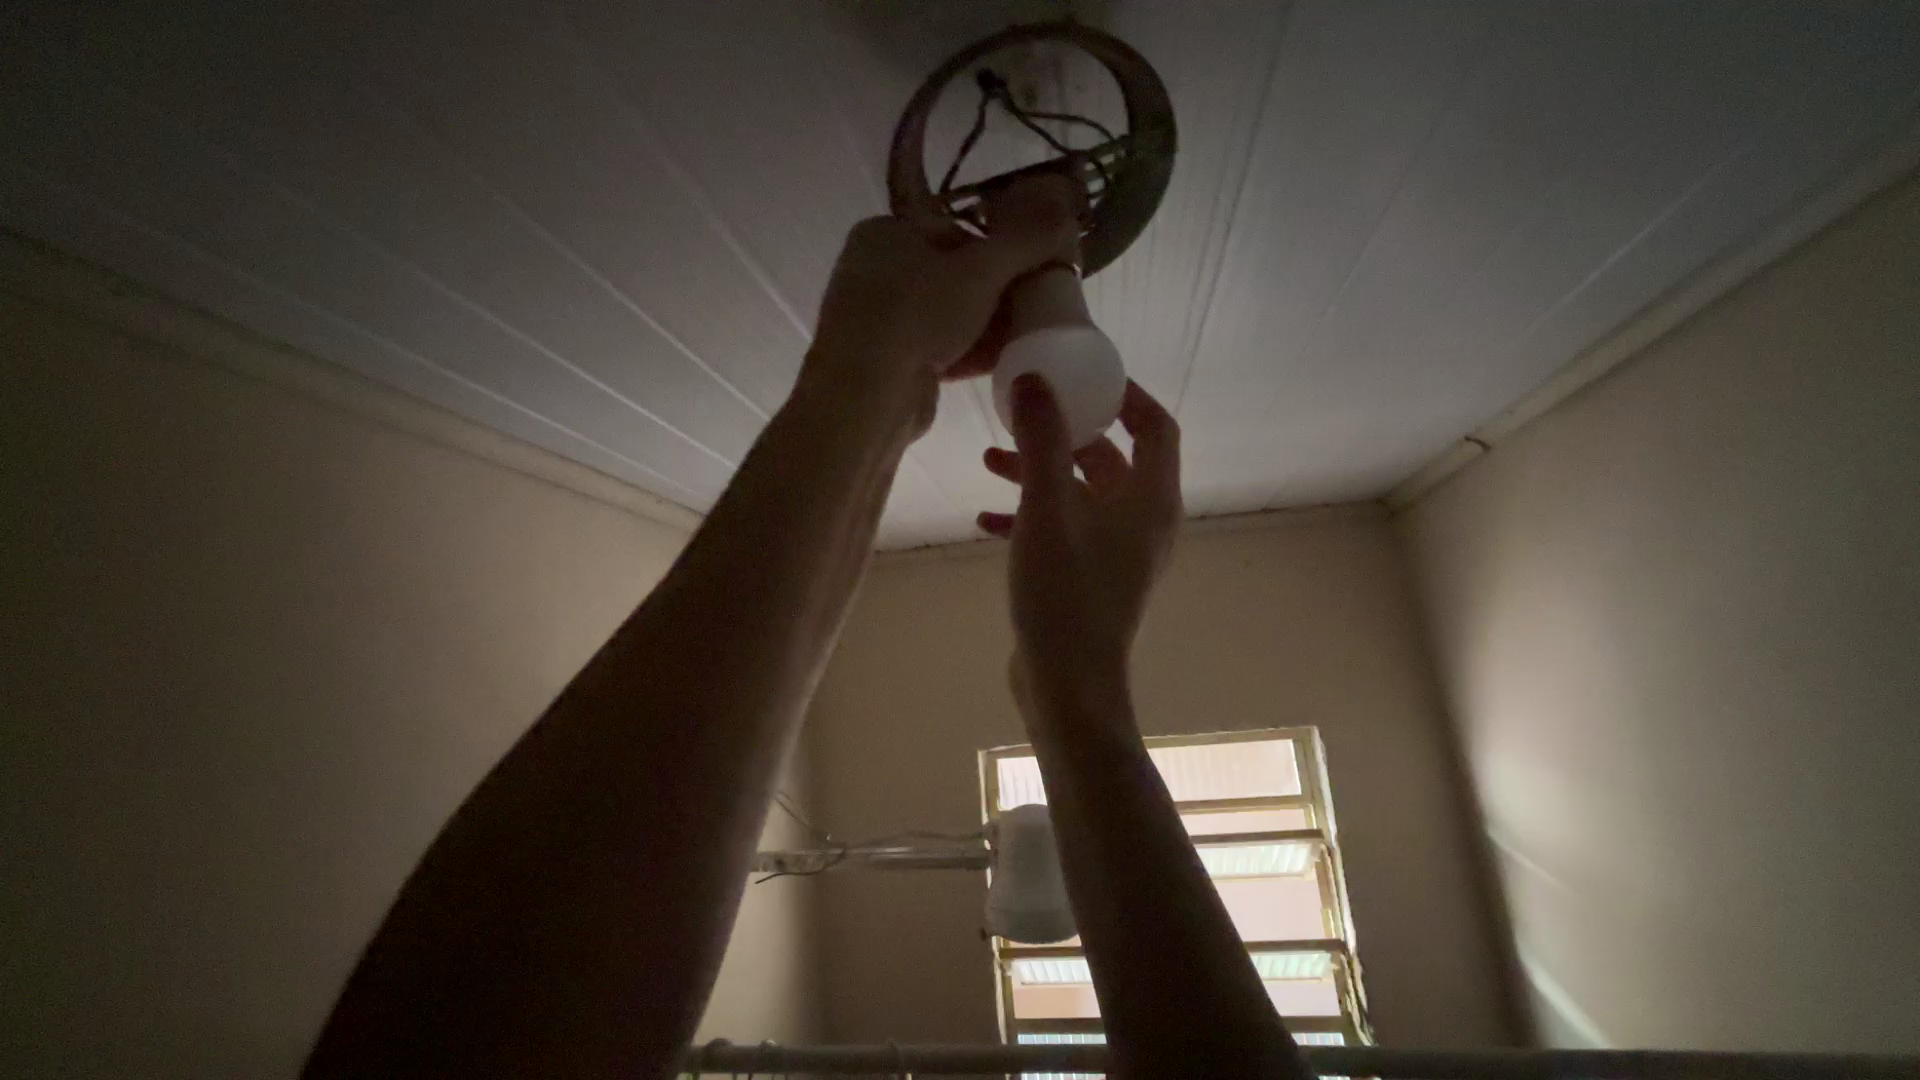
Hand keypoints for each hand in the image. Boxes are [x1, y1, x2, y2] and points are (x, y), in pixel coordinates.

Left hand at [806, 176, 1078, 435]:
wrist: (868, 396)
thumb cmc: (917, 314)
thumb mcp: (980, 270)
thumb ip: (1025, 240)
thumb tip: (1067, 207)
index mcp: (884, 233)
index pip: (952, 229)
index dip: (997, 247)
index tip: (1031, 267)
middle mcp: (874, 272)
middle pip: (951, 276)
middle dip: (996, 291)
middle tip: (1036, 302)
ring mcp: (878, 322)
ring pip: (946, 316)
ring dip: (987, 325)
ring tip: (1029, 333)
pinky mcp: (889, 364)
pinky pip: (937, 349)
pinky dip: (969, 352)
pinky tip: (1005, 361)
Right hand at [979, 377, 1182, 689]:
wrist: (1067, 683)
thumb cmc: (1066, 592)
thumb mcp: (1047, 508)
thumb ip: (1041, 441)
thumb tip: (1033, 381)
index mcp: (1150, 500)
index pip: (1155, 428)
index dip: (1126, 396)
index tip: (1086, 377)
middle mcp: (1143, 522)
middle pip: (1111, 459)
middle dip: (1065, 435)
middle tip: (1025, 414)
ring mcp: (1118, 554)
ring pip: (1082, 495)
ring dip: (1039, 475)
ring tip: (989, 461)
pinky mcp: (1091, 578)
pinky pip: (1066, 530)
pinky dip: (1032, 517)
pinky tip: (986, 521)